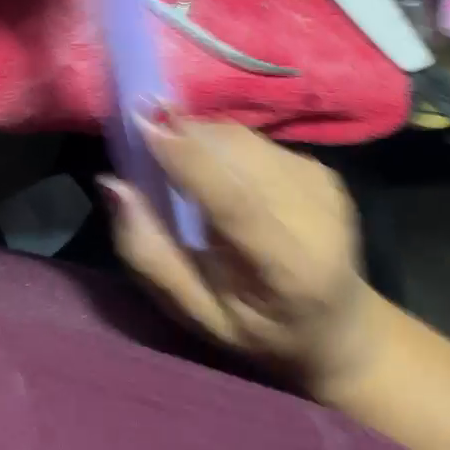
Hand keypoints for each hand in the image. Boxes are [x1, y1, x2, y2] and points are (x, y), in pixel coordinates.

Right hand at [98, 119, 381, 394]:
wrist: (337, 327)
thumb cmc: (255, 327)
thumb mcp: (193, 311)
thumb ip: (148, 253)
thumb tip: (112, 184)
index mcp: (287, 268)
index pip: (234, 201)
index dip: (185, 157)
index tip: (140, 122)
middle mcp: (315, 218)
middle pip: (234, 154)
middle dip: (182, 135)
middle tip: (142, 135)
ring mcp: (322, 186)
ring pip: (239, 136)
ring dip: (197, 135)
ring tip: (177, 158)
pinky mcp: (321, 168)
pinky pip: (251, 138)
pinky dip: (219, 142)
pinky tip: (215, 168)